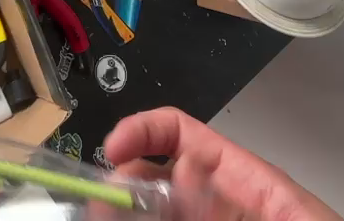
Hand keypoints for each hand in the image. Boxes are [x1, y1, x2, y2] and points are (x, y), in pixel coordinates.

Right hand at [104, 108, 341, 220]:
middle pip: (153, 181)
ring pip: (157, 215)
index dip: (140, 132)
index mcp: (244, 182)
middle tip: (98, 211)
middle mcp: (218, 207)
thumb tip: (179, 172)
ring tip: (104, 219)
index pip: (179, 134)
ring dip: (126, 216)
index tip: (111, 154)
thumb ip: (233, 202)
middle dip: (121, 190)